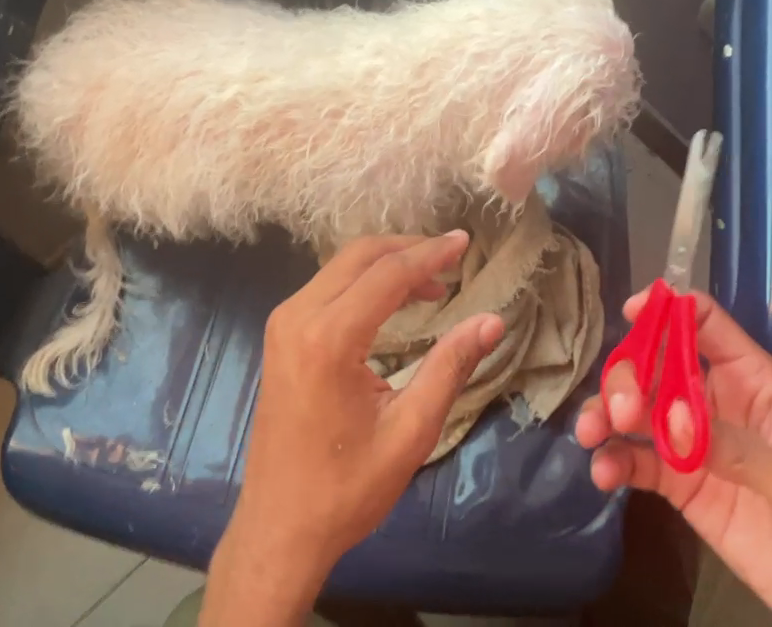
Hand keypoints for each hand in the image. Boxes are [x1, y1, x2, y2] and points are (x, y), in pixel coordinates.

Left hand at [202, 233, 505, 626]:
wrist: (278, 529)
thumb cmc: (347, 488)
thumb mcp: (411, 431)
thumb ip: (451, 366)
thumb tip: (492, 320)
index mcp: (328, 339)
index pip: (387, 274)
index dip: (431, 254)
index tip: (466, 242)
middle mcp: (298, 317)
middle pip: (359, 257)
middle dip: (409, 250)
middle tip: (453, 257)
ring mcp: (283, 325)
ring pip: (341, 268)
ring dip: (387, 264)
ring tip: (434, 282)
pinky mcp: (281, 337)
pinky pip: (327, 287)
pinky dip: (364, 282)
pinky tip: (394, 299)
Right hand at [576, 289, 771, 626]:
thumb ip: (740, 450)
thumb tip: (673, 417)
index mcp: (755, 383)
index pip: (706, 325)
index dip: (668, 310)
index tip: (630, 312)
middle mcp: (717, 403)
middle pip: (659, 365)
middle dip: (629, 376)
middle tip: (618, 411)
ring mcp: (694, 445)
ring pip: (638, 410)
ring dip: (608, 414)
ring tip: (593, 437)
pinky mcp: (680, 485)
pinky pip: (636, 460)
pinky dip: (612, 461)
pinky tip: (602, 474)